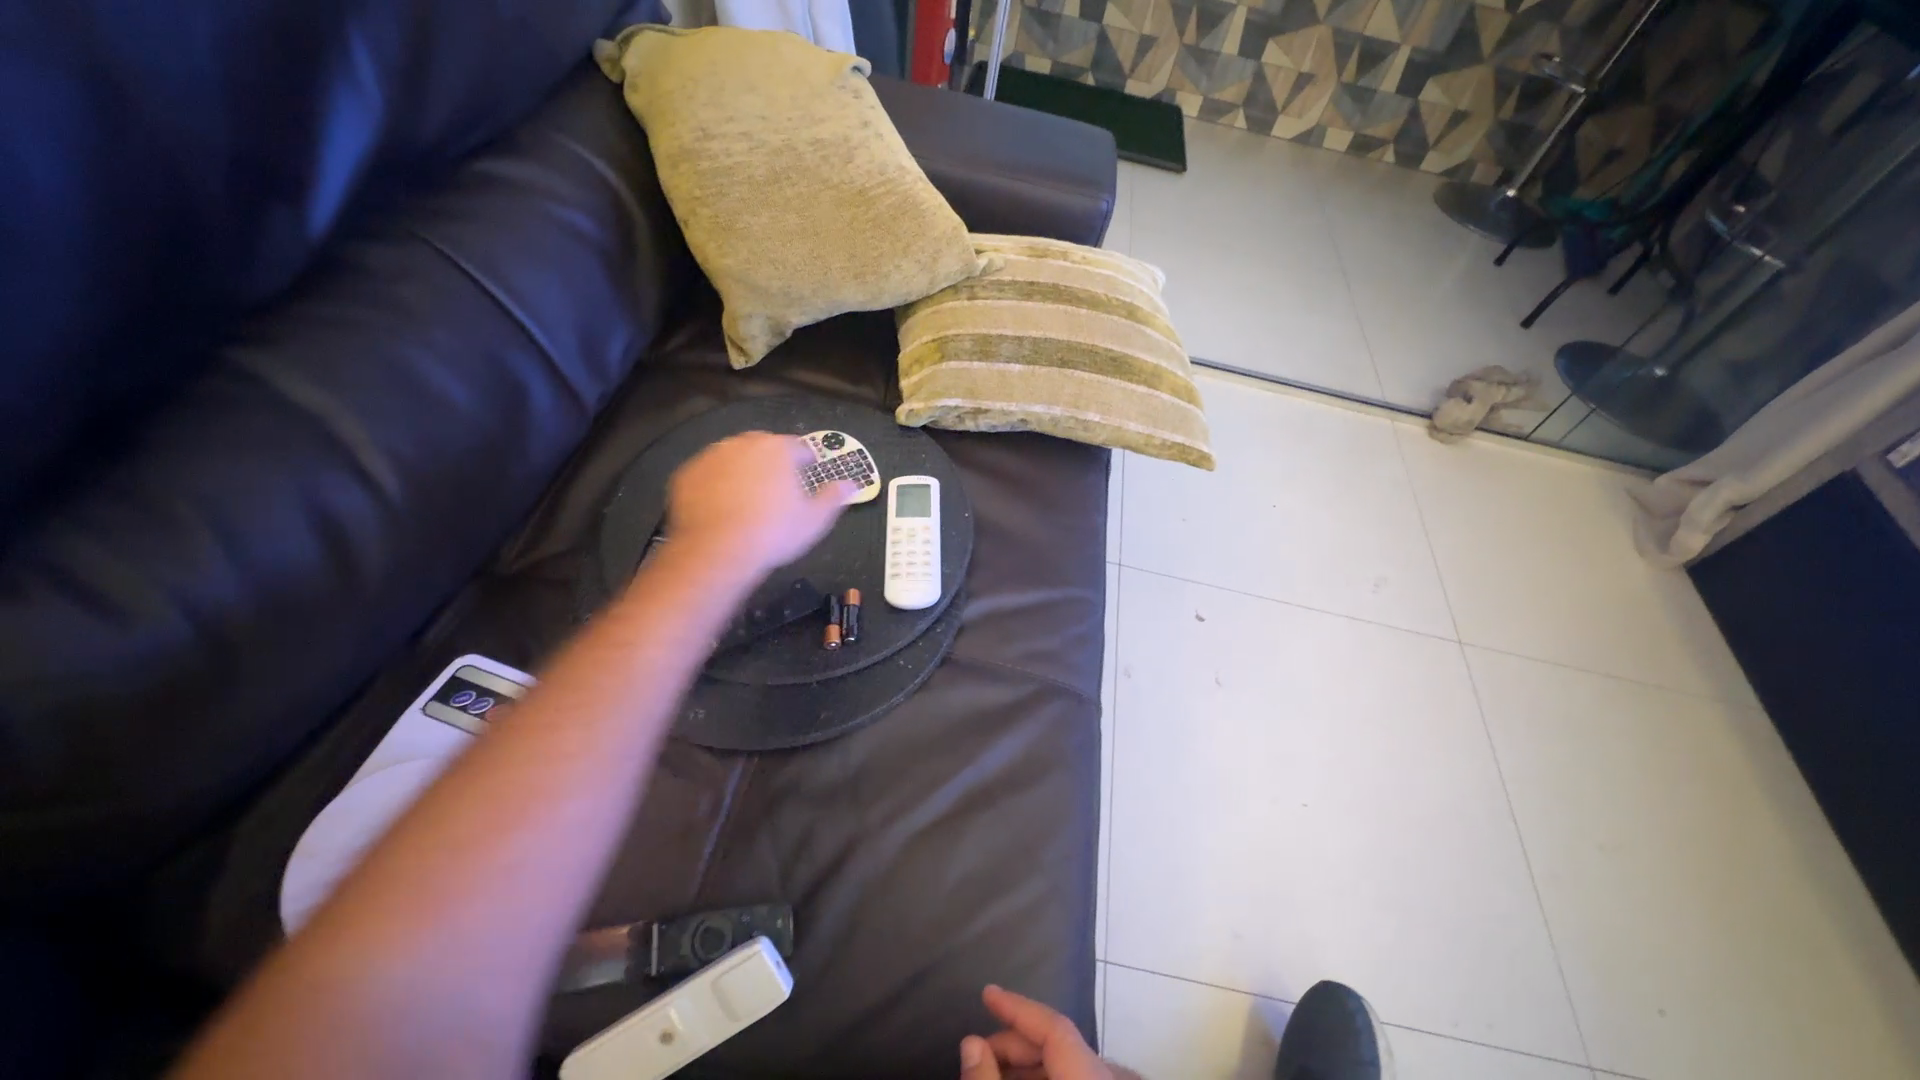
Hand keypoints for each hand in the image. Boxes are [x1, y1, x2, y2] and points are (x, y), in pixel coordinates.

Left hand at [665, 433, 853, 576]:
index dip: (806, 460)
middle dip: (772, 461)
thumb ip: (834, 497)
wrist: (718, 551)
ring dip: (742, 469)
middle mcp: (744, 444)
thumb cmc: (773, 533)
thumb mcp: (814, 520)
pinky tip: (721, 505)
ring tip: (747, 496)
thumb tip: (852, 484)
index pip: (799, 447)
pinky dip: (716, 483)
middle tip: (777, 486)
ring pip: (733, 457)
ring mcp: (712, 456)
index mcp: (778, 449)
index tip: (808, 472)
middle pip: (763, 446)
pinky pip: (708, 473)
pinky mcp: (688, 474)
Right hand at [959, 985, 1113, 1079]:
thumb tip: (970, 1043)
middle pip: (1060, 1045)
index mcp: (1090, 1075)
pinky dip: (1046, 1078)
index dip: (1018, 1006)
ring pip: (1067, 1065)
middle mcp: (1108, 1076)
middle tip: (977, 1053)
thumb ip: (988, 1079)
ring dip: (1027, 1065)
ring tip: (991, 1071)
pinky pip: (1076, 1079)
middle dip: (1015, 1044)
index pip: (1055, 1027)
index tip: (987, 993)